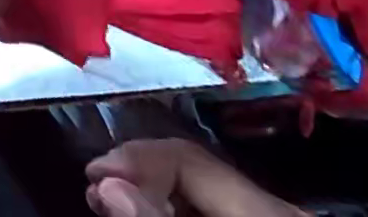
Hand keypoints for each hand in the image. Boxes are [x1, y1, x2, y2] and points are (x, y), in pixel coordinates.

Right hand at [86, 139, 305, 216]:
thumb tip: (104, 183)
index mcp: (272, 209)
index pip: (186, 157)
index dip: (133, 160)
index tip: (93, 178)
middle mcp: (274, 205)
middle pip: (191, 170)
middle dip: (137, 176)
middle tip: (95, 190)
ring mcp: (269, 216)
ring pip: (198, 190)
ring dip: (150, 192)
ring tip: (111, 201)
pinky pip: (211, 208)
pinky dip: (174, 208)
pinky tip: (149, 210)